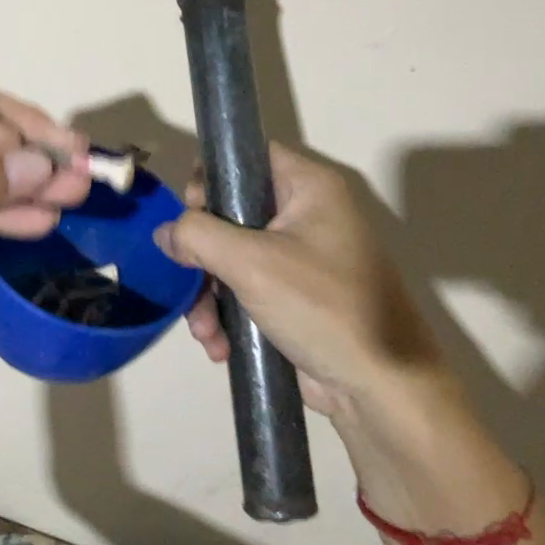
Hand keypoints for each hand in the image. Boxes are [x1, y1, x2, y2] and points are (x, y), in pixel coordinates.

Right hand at [152, 142, 441, 415]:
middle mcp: (304, 216)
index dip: (212, 178)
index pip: (247, 157)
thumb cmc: (323, 307)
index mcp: (308, 189)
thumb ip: (198, 236)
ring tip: (205, 331)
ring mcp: (298, 260)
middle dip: (200, 256)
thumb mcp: (252, 263)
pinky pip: (243, 292)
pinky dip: (225, 316)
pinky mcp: (292, 299)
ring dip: (207, 295)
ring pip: (229, 259)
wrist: (379, 387)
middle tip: (189, 279)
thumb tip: (165, 233)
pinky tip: (219, 346)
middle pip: (229, 214)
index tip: (191, 214)